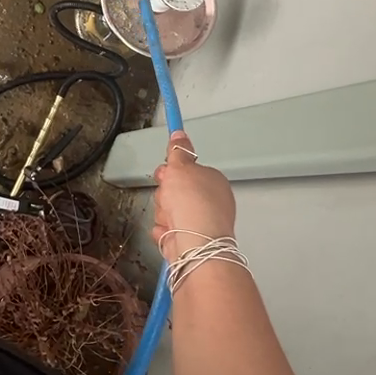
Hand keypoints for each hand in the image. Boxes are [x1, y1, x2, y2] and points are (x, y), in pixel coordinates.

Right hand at [151, 131, 235, 257]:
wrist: (195, 240)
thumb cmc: (191, 200)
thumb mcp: (180, 167)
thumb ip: (178, 150)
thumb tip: (180, 134)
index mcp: (213, 182)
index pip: (187, 171)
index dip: (172, 172)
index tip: (165, 174)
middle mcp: (210, 202)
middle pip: (175, 191)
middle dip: (164, 194)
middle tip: (167, 196)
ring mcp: (200, 223)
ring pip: (168, 210)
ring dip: (163, 212)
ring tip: (170, 217)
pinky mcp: (189, 239)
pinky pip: (167, 229)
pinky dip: (164, 230)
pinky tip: (168, 231)